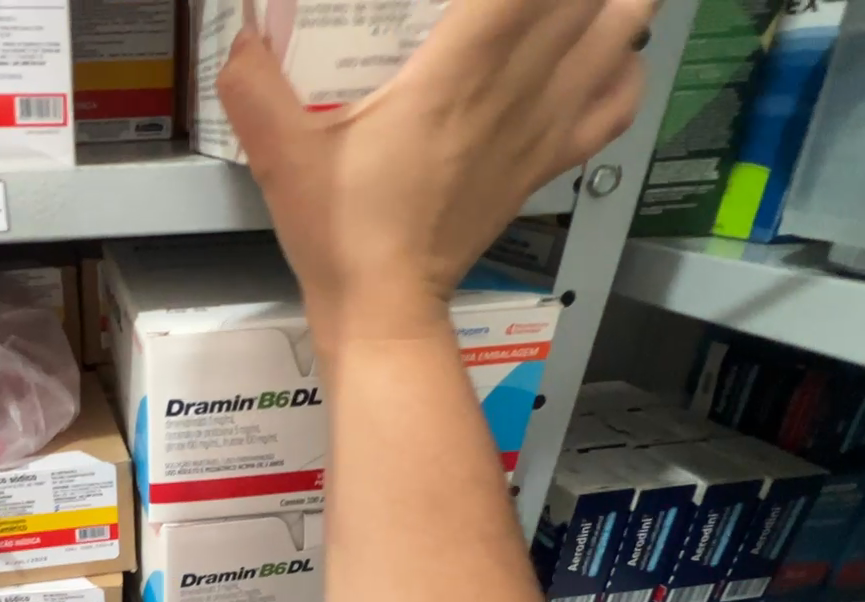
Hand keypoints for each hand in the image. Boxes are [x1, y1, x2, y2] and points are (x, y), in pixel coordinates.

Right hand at [219, 0, 650, 350]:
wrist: (383, 308)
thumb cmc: (340, 234)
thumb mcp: (281, 161)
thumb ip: (254, 92)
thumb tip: (241, 37)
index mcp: (457, 72)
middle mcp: (517, 87)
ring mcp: (542, 128)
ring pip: (624, 24)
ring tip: (557, 3)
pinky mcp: (545, 165)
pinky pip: (618, 100)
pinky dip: (619, 66)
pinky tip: (588, 60)